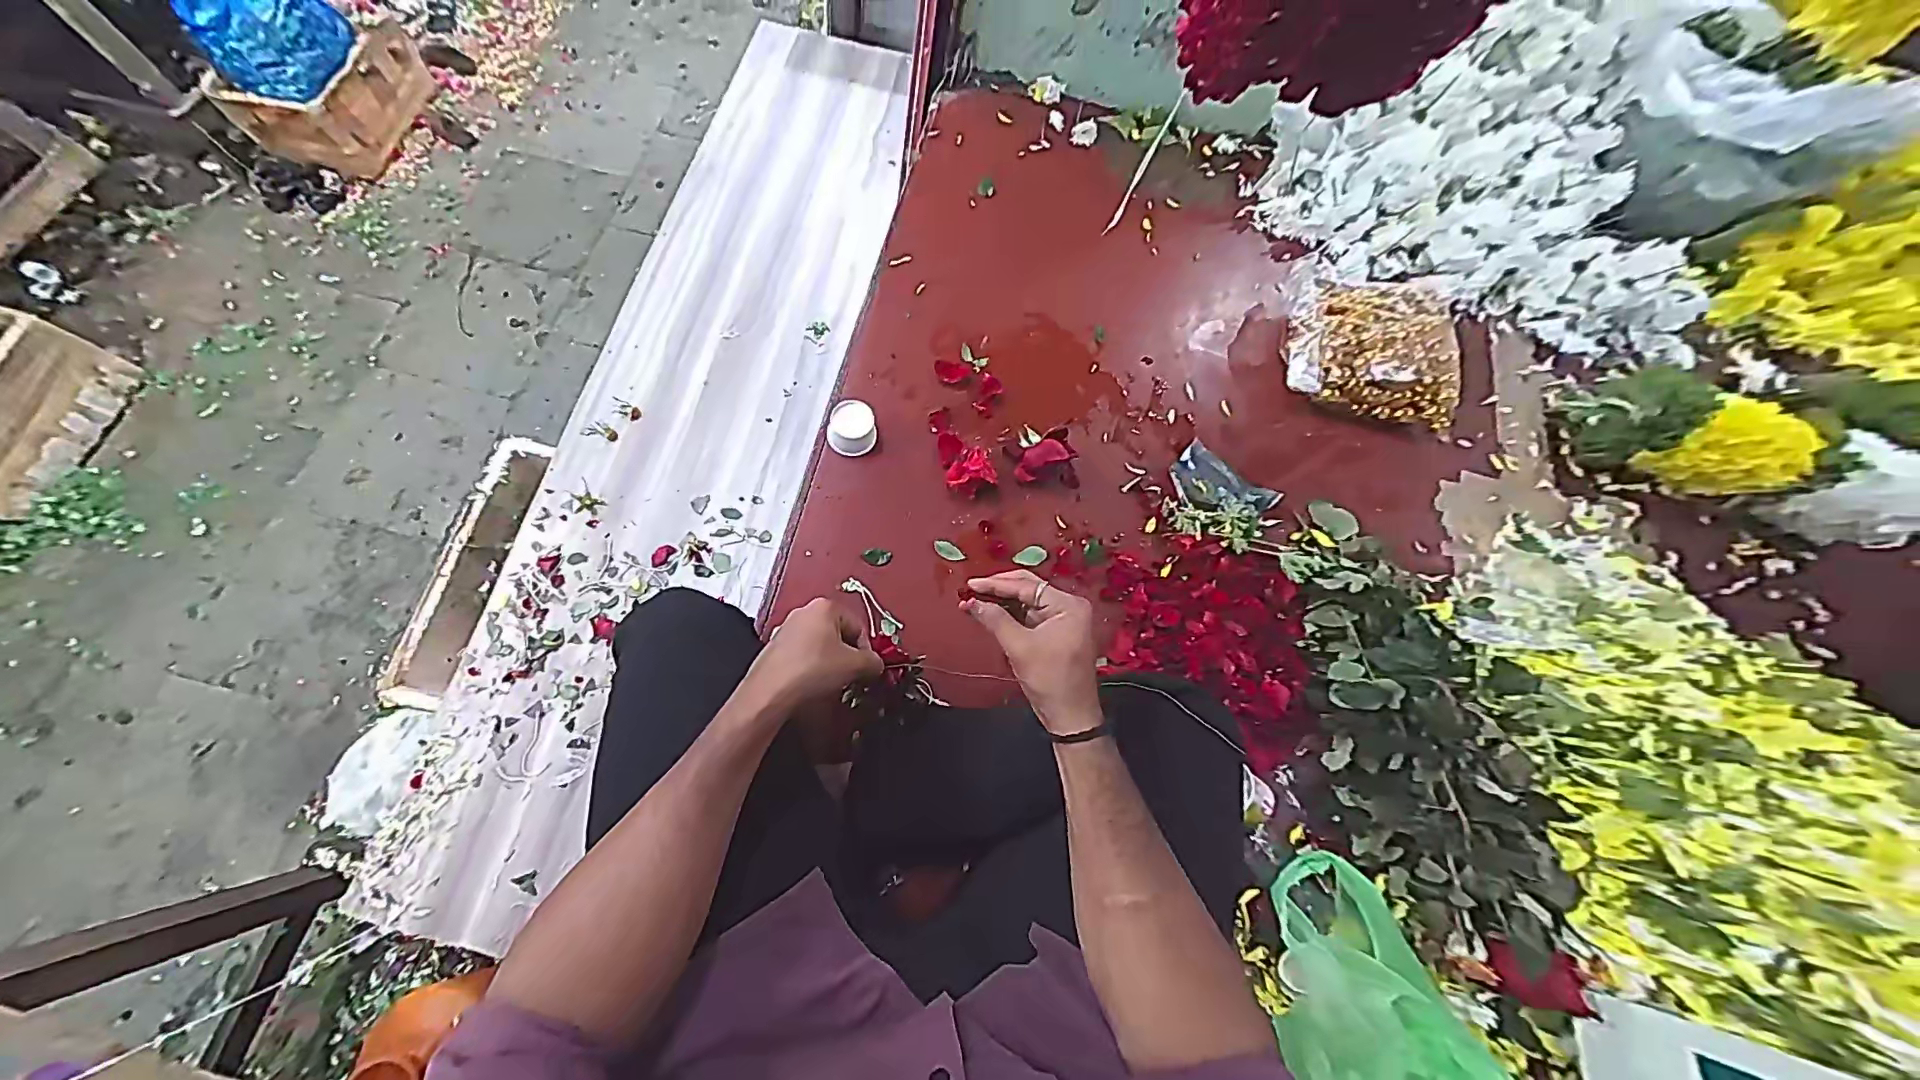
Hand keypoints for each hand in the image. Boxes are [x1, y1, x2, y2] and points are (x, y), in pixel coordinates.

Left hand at [743, 598, 883, 712]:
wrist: (770, 692)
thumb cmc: (812, 670)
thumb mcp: (854, 666)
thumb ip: (873, 661)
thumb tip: (876, 664)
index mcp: (825, 606)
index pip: (858, 627)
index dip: (865, 650)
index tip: (865, 669)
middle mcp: (804, 611)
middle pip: (839, 634)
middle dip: (847, 655)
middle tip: (849, 675)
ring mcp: (787, 627)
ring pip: (820, 644)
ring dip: (829, 661)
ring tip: (829, 682)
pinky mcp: (775, 646)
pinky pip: (803, 653)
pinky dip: (811, 666)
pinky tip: (810, 682)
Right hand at [963, 571, 1101, 735]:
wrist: (1070, 715)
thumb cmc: (1050, 680)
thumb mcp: (1019, 647)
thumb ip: (995, 620)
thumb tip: (970, 602)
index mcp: (1068, 605)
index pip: (1027, 586)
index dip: (996, 584)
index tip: (970, 584)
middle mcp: (1069, 606)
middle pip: (1029, 589)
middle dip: (999, 589)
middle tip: (971, 589)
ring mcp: (1063, 619)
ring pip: (1028, 602)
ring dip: (1003, 601)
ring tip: (976, 599)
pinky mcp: (1056, 632)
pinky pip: (1030, 615)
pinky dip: (1011, 614)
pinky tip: (991, 612)